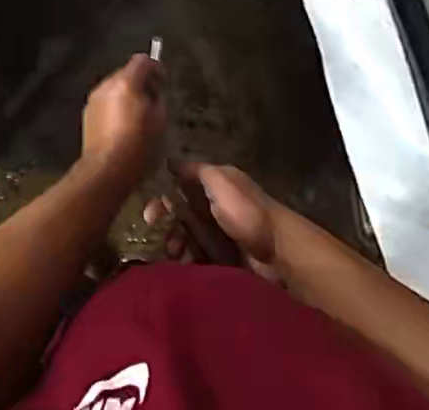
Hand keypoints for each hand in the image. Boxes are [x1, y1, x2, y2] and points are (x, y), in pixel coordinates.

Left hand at [79, 54, 164, 186]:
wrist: (106, 170)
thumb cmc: (138, 146)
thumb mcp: (160, 120)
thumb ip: (159, 98)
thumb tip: (155, 91)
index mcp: (126, 82)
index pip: (142, 60)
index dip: (156, 67)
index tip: (163, 82)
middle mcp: (107, 84)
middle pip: (127, 72)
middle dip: (141, 81)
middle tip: (154, 100)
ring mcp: (95, 98)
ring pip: (115, 86)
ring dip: (128, 93)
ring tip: (139, 114)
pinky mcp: (87, 112)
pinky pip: (106, 100)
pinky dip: (116, 104)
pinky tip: (123, 124)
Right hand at [148, 163, 281, 279]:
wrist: (279, 255)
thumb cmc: (246, 211)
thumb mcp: (220, 180)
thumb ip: (195, 171)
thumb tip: (169, 162)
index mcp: (214, 185)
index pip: (178, 187)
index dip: (161, 197)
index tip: (149, 213)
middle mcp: (213, 207)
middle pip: (179, 214)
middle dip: (164, 224)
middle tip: (157, 235)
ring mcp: (217, 235)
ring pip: (184, 237)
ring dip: (173, 243)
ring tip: (172, 253)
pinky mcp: (221, 260)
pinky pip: (195, 257)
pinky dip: (184, 260)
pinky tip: (178, 265)